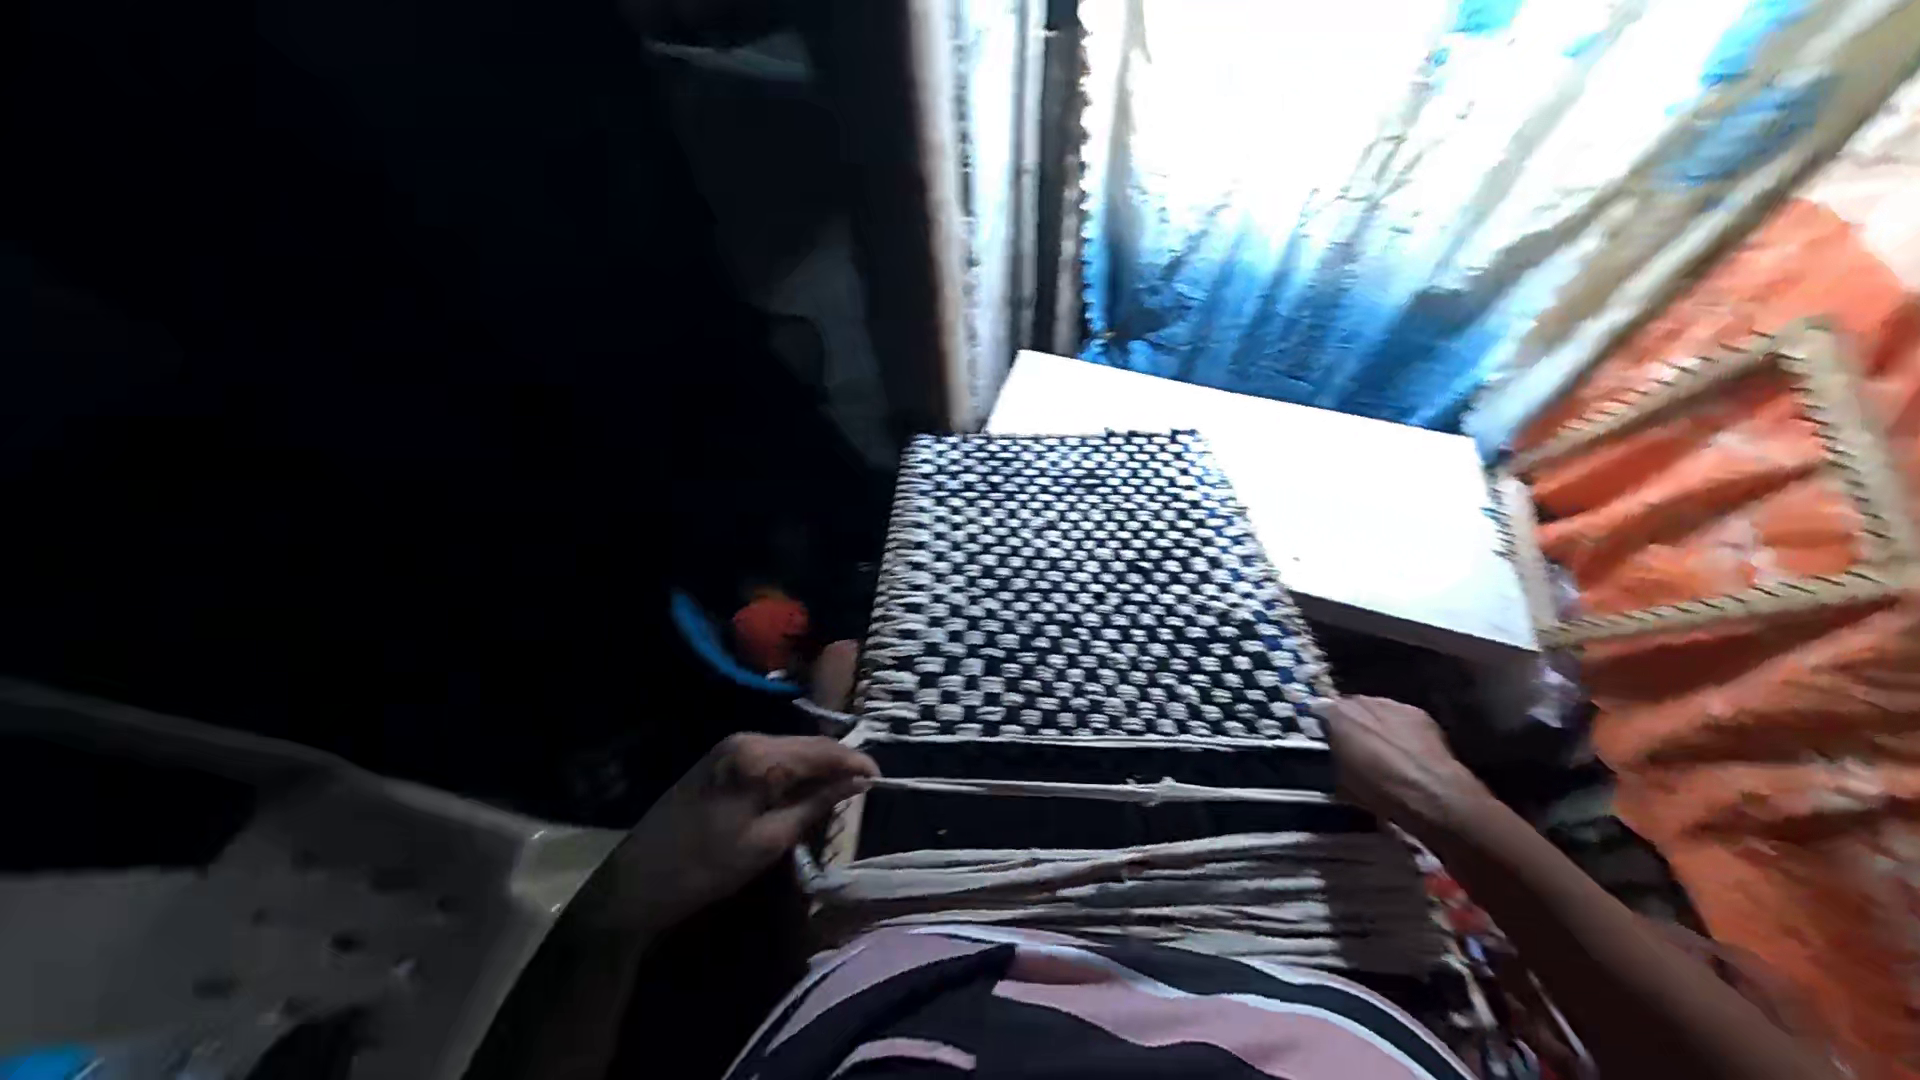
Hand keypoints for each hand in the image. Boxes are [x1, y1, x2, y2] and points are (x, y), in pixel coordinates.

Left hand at [597, 734, 877, 930]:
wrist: (634, 883)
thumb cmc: (704, 868)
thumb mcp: (768, 842)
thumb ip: (816, 805)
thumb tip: (858, 783)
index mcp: (756, 756)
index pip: (820, 750)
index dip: (854, 762)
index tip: (881, 779)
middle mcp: (746, 739)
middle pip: (807, 745)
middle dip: (838, 764)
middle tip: (865, 789)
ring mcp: (732, 747)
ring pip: (791, 751)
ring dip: (817, 769)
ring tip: (842, 793)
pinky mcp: (723, 759)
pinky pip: (772, 758)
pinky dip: (793, 774)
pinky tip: (805, 792)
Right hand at [1326, 695, 1492, 838]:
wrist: (1433, 794)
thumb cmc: (1378, 788)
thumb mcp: (1339, 778)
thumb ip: (1331, 754)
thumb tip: (1332, 750)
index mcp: (1337, 714)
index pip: (1319, 709)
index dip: (1322, 724)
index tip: (1325, 739)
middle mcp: (1361, 702)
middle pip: (1348, 705)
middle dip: (1349, 720)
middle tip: (1352, 743)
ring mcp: (1393, 704)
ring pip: (1375, 709)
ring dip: (1374, 722)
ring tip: (1380, 746)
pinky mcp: (1420, 714)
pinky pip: (1399, 716)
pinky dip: (1398, 727)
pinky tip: (1404, 748)